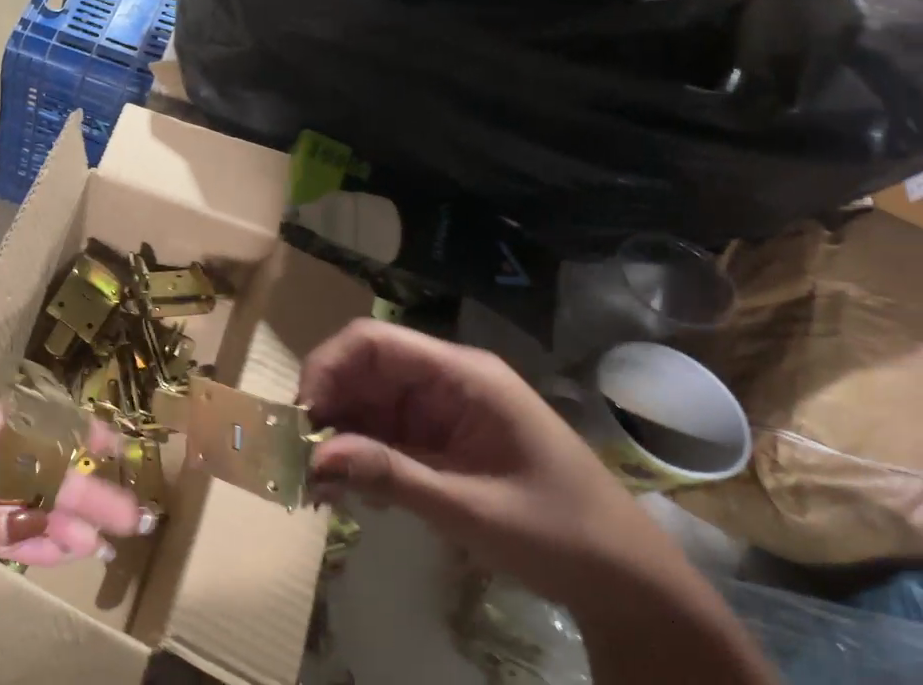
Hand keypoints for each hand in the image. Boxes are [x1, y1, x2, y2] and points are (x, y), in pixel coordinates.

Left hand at [0, 402, 148, 623]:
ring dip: (48, 515)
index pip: (18, 425)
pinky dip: (12, 534)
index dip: (67, 432)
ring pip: (2, 495)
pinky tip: (50, 550)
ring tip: (99, 542)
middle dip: (71, 487)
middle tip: (125, 519)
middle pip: (18, 464)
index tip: (114, 450)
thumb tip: (41, 512)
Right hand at [296, 318, 662, 612]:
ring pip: (362, 404)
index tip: (299, 417)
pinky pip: (378, 434)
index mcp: (463, 376)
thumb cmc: (562, 536)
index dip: (325, 368)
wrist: (629, 585)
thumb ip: (390, 475)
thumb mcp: (470, 508)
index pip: (372, 342)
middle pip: (360, 371)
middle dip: (323, 410)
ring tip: (317, 488)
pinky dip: (354, 458)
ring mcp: (439, 411)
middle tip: (297, 461)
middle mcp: (445, 381)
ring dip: (333, 438)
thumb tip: (312, 456)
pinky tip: (345, 494)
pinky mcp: (436, 441)